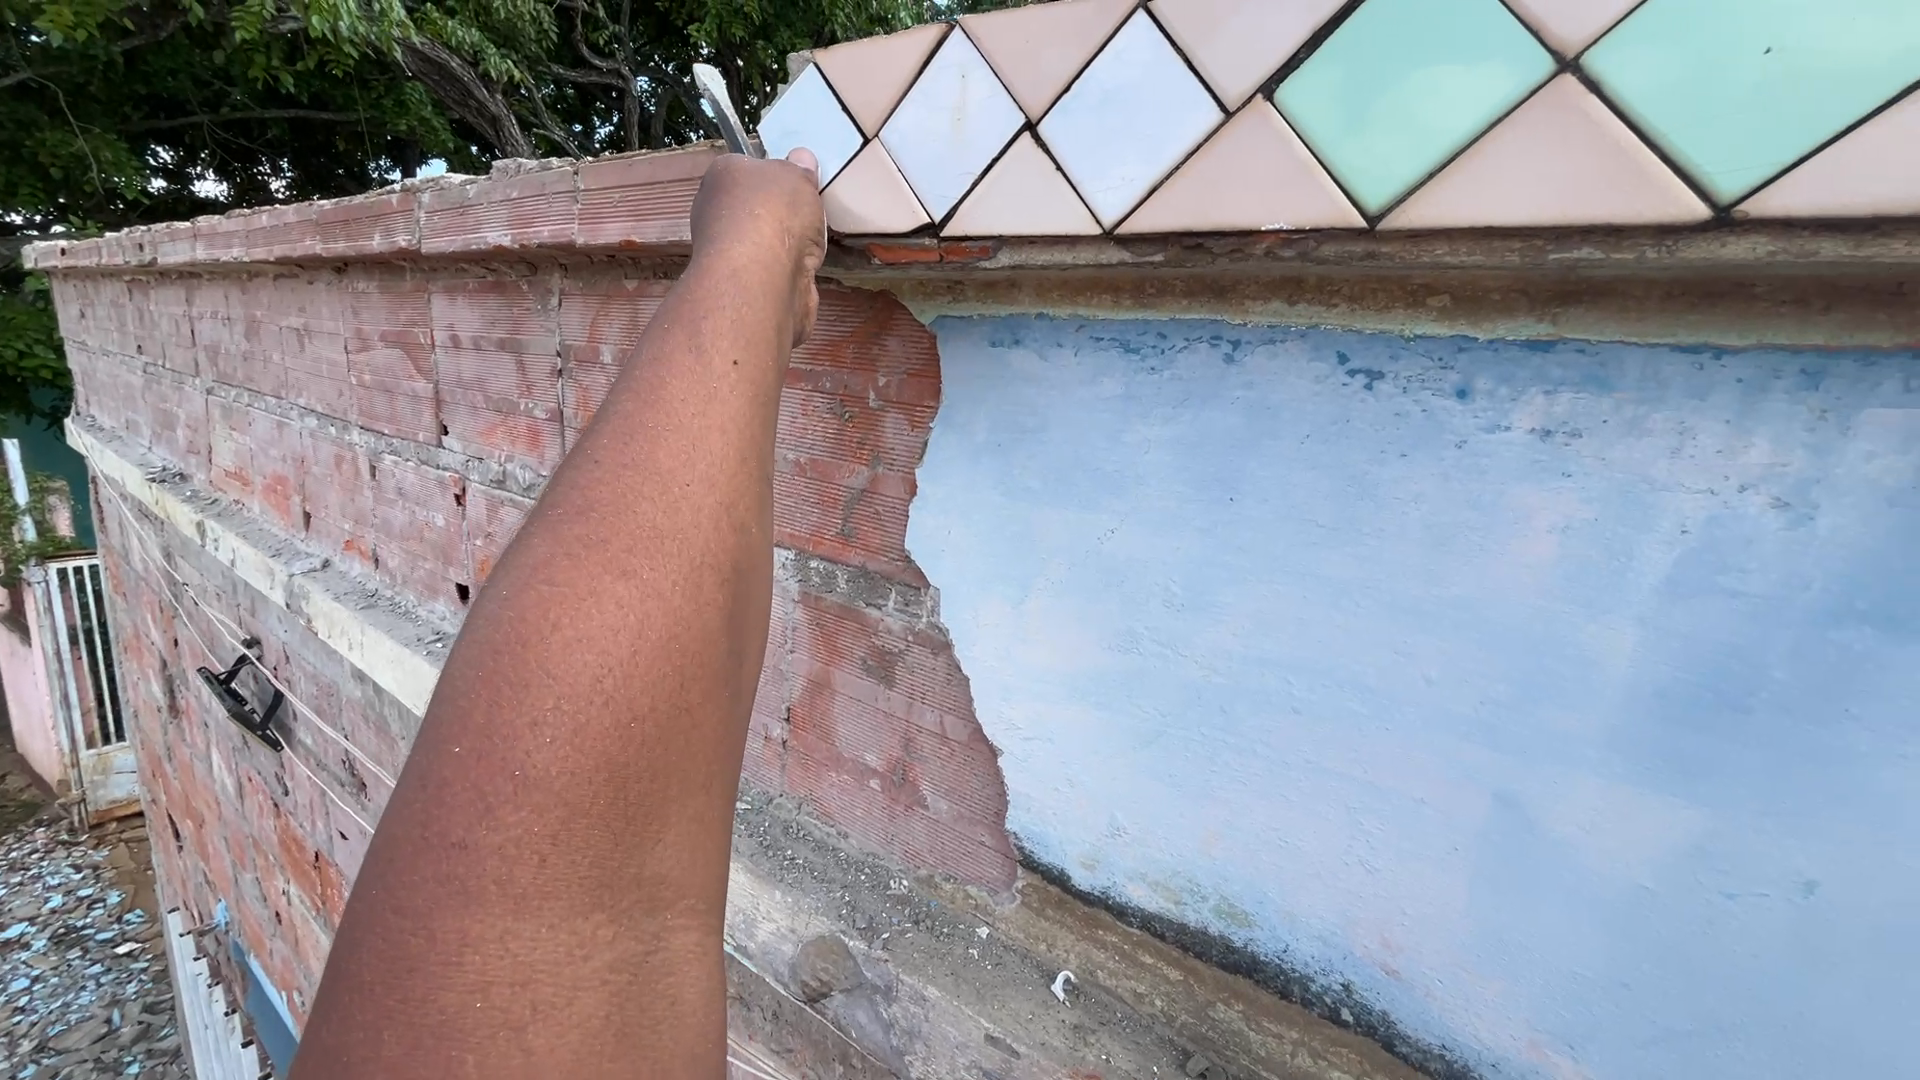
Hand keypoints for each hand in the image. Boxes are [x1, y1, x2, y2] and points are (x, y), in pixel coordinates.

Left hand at [688, 148, 826, 346]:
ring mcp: (729, 253)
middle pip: (756, 209)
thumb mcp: (796, 175)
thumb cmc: (775, 212)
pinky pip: (773, 273)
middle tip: (809, 218)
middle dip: (781, 216)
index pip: (747, 169)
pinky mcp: (745, 286)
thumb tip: (801, 158)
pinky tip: (802, 273)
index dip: (775, 176)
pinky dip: (789, 275)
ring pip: (765, 244)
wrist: (763, 277)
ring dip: (786, 248)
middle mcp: (717, 212)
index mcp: (723, 175)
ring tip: (810, 248)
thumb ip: (800, 168)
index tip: (799, 185)